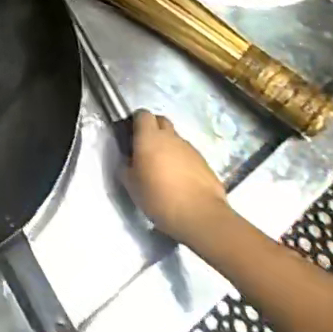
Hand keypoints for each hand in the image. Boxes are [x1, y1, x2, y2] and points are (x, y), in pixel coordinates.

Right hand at [122, 110, 233, 244]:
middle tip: (147, 149)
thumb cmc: (158, 197)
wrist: (201, 216)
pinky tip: (181, 182)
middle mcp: (171, 137)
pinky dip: (183, 163)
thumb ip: (127, 165)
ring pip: (176, 140)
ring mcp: (191, 150)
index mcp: (149, 137)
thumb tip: (129, 160)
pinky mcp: (205, 164)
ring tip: (165, 171)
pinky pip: (189, 156)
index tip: (132, 135)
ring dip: (169, 148)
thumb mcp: (131, 183)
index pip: (142, 114)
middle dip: (154, 129)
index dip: (136, 121)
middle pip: (162, 121)